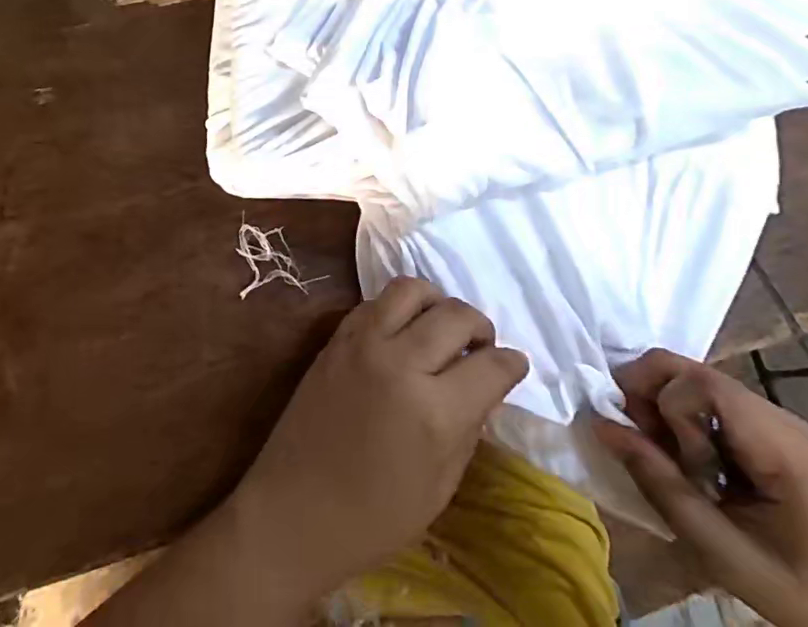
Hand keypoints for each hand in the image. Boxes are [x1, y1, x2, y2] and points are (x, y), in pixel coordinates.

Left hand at [227, 277, 530, 602]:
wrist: (293, 512)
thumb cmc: (374, 517)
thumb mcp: (440, 485)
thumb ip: (469, 427)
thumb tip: (485, 387)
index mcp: (434, 411)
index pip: (492, 366)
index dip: (512, 364)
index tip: (514, 366)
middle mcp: (400, 363)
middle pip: (457, 315)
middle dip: (481, 328)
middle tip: (481, 348)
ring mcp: (362, 344)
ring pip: (413, 289)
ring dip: (438, 304)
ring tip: (441, 329)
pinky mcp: (335, 340)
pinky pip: (375, 302)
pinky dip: (398, 309)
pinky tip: (402, 333)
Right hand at [595, 349, 807, 626]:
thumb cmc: (797, 594)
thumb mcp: (720, 549)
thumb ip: (659, 483)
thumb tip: (601, 424)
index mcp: (784, 448)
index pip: (705, 383)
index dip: (665, 403)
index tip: (654, 448)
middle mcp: (787, 422)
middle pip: (701, 374)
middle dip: (655, 395)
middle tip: (641, 441)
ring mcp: (787, 428)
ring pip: (705, 386)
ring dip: (671, 412)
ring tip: (669, 461)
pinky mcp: (780, 439)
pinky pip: (720, 408)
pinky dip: (691, 424)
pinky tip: (693, 466)